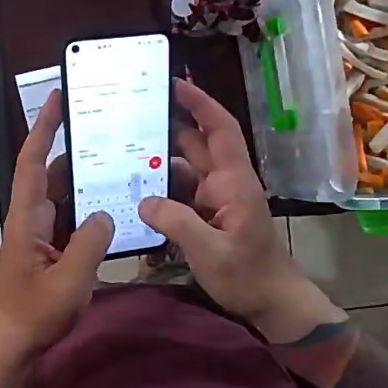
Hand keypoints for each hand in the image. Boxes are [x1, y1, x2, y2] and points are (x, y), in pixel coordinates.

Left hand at [0, 90, 112, 360]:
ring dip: (87, 180)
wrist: (14, 342)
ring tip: (122, 160)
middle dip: (75, 149)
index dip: (44, 129)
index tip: (58, 99)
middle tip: (109, 129)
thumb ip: (90, 243)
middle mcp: (31, 218)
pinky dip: (91, 208)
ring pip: (65, 196)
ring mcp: (40, 233)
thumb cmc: (35, 312)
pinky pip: (72, 218)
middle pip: (52, 174)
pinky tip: (119, 205)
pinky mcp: (51, 248)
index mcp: (27, 219)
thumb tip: (104, 213)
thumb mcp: (70, 280)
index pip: (32, 163)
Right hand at [138, 79, 340, 341]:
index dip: (200, 104)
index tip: (175, 84)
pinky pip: (175, 193)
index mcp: (233, 183)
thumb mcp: (211, 251)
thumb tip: (144, 200)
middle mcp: (222, 184)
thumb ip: (177, 222)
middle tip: (129, 113)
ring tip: (118, 152)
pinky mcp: (202, 215)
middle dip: (166, 125)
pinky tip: (129, 190)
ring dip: (154, 161)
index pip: (219, 131)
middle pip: (194, 144)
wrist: (269, 303)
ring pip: (180, 169)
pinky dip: (155, 188)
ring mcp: (212, 200)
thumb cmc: (248, 275)